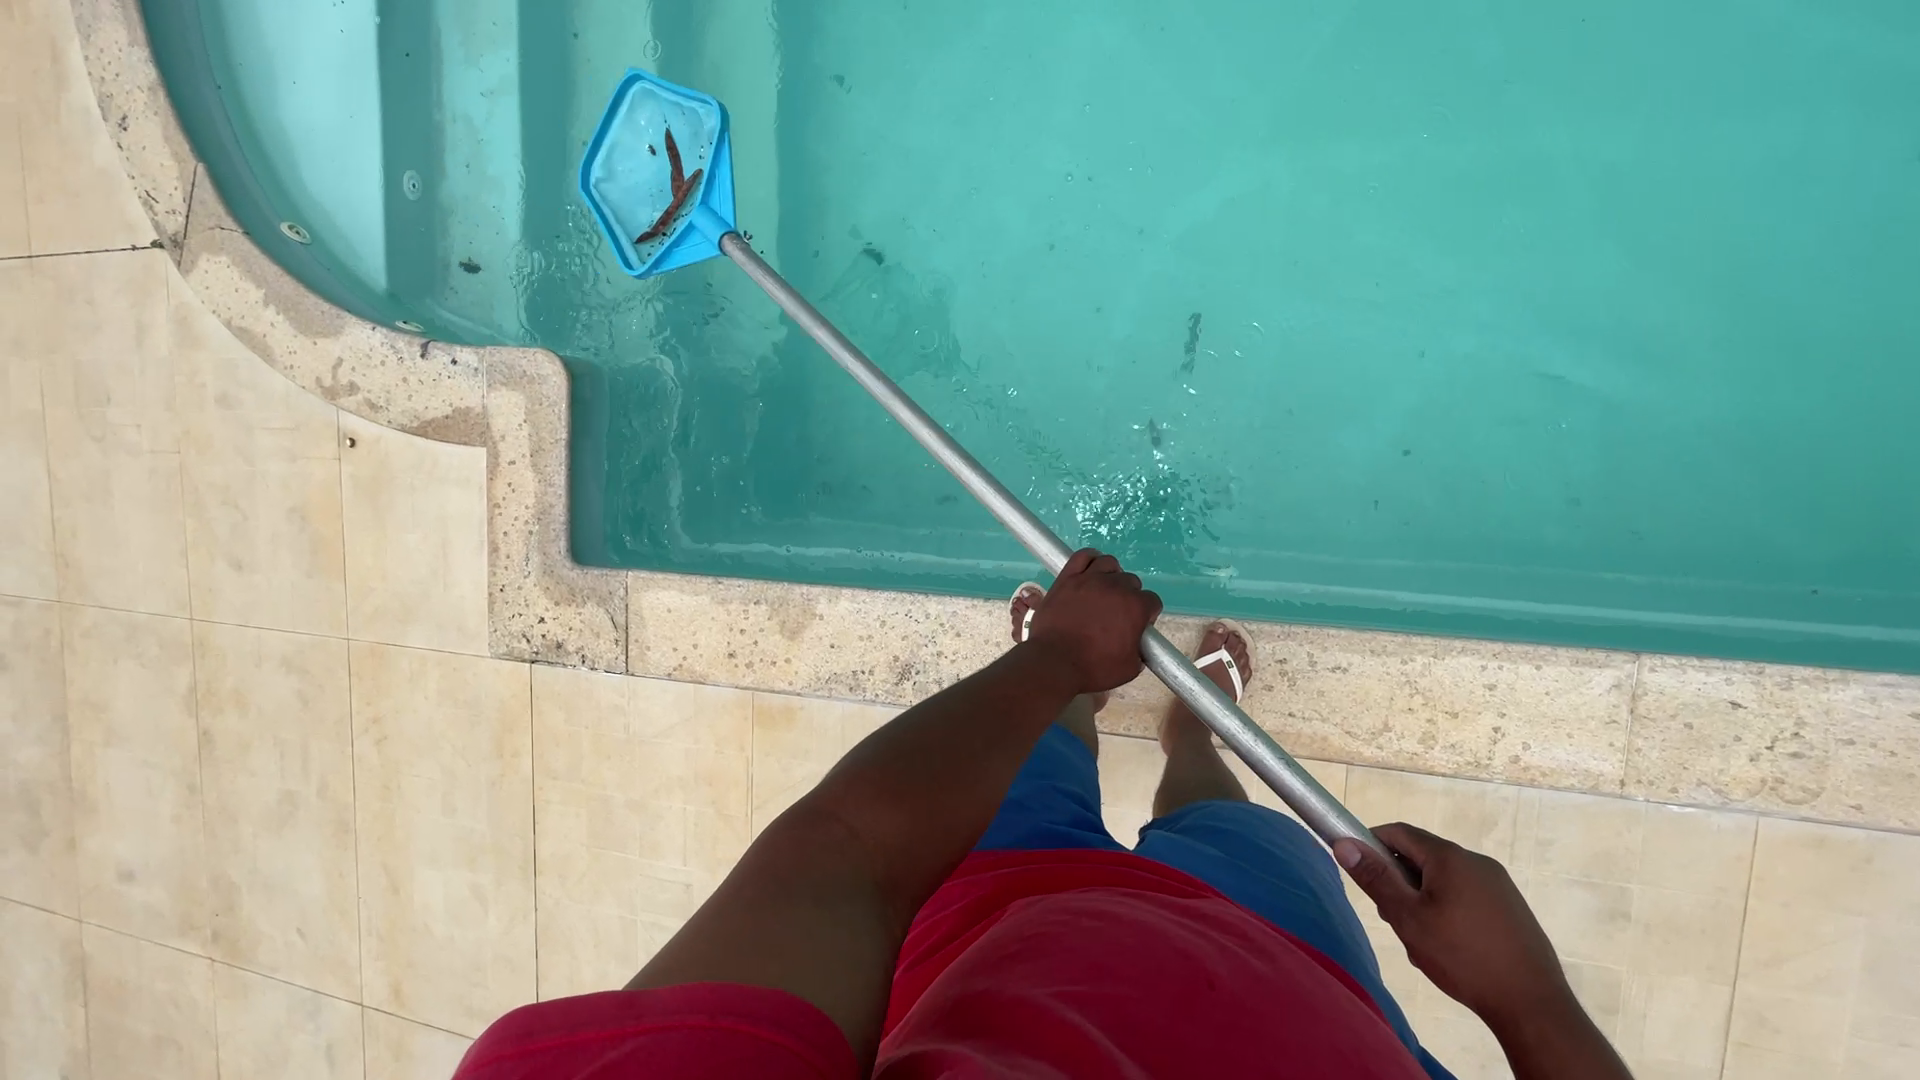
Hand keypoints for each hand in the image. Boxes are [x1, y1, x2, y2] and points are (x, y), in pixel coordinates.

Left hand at [1024, 549, 1162, 692]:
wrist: (1054, 662)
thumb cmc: (1093, 668)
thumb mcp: (1129, 668)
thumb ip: (1139, 652)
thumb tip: (1137, 646)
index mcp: (1135, 607)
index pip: (1152, 601)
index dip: (1146, 615)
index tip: (1136, 626)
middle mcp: (1115, 587)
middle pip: (1131, 582)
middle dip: (1128, 597)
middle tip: (1116, 614)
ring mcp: (1089, 579)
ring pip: (1109, 564)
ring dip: (1111, 575)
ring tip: (1104, 590)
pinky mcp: (1067, 578)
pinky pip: (1082, 556)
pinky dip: (1090, 559)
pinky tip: (1090, 568)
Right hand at [1336, 823, 1570, 1026]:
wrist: (1534, 1007)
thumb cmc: (1462, 957)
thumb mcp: (1407, 918)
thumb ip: (1375, 878)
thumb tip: (1344, 843)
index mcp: (1451, 857)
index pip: (1399, 832)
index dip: (1372, 844)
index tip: (1360, 871)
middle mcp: (1477, 862)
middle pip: (1422, 857)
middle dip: (1399, 881)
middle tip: (1391, 916)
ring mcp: (1499, 886)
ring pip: (1443, 880)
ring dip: (1422, 900)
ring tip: (1421, 940)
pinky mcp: (1512, 910)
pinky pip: (1466, 897)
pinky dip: (1448, 911)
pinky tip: (1448, 947)